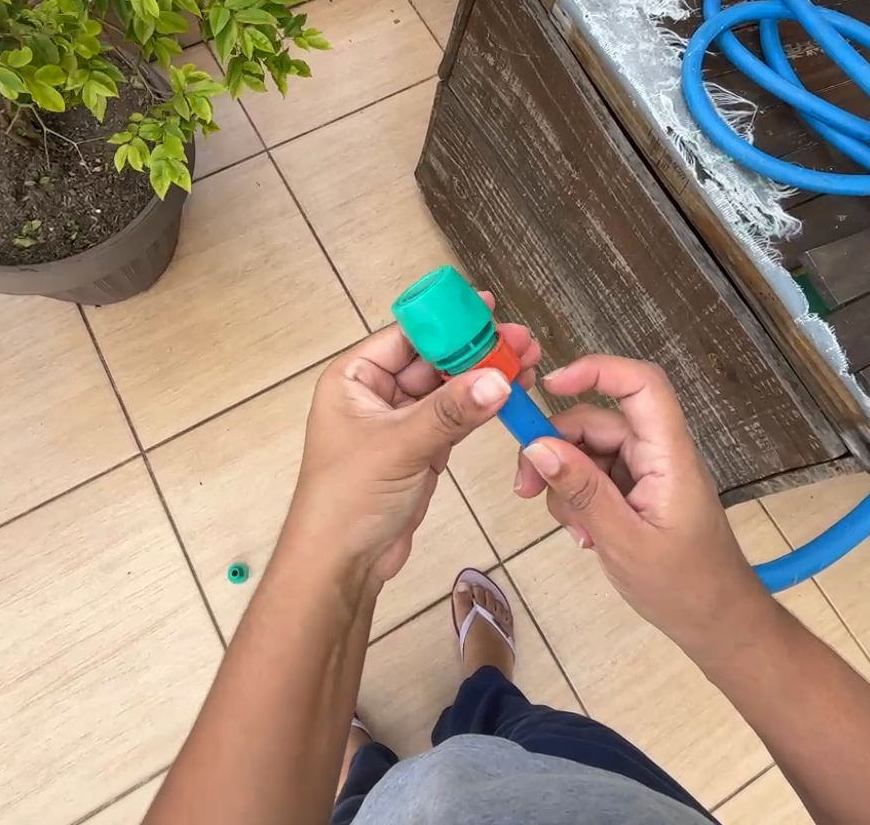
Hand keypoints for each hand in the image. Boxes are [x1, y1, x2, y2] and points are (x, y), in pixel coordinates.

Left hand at [288, 299, 540, 591]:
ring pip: (448, 388)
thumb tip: (497, 379)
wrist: (342, 562)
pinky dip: (481, 407)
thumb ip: (449, 412)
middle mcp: (375, 392)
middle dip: (475, 349)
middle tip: (520, 339)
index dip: (447, 321)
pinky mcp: (421, 447)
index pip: (406, 336)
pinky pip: (455, 417)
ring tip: (527, 360)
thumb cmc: (348, 498)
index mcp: (354, 377)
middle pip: (432, 359)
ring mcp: (400, 420)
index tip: (486, 307)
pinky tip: (511, 392)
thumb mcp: (398, 446)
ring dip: (484, 376)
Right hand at [517, 355, 769, 648]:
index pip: (640, 385)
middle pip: (595, 421)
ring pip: (586, 450)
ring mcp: (644, 469)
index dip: (596, 370)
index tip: (549, 385)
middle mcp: (655, 451)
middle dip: (554, 448)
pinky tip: (584, 534)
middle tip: (525, 489)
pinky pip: (592, 474)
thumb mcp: (623, 541)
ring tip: (574, 530)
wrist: (717, 624)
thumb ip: (581, 491)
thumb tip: (537, 447)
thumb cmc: (684, 587)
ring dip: (564, 483)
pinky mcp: (634, 488)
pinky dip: (576, 498)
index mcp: (667, 455)